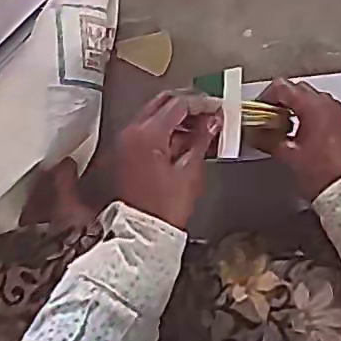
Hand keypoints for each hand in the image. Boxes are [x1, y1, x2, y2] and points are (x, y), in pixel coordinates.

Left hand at [113, 90, 220, 227]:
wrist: (141, 237)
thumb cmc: (163, 209)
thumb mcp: (190, 171)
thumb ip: (202, 139)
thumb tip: (212, 122)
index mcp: (147, 134)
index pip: (178, 103)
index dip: (201, 103)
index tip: (216, 108)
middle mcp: (131, 133)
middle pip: (162, 103)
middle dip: (187, 104)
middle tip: (209, 112)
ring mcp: (124, 143)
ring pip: (153, 115)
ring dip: (177, 117)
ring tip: (201, 128)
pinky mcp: (124, 154)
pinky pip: (146, 131)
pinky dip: (166, 130)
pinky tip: (184, 141)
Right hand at [254, 79, 340, 201]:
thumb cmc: (322, 173)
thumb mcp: (286, 154)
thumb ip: (266, 138)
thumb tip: (255, 133)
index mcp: (313, 106)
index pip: (283, 87)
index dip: (266, 97)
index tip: (258, 110)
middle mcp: (326, 104)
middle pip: (296, 89)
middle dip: (279, 101)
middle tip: (266, 117)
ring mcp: (335, 112)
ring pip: (308, 98)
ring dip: (293, 107)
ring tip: (280, 127)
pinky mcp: (340, 122)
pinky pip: (319, 109)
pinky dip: (306, 114)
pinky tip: (297, 133)